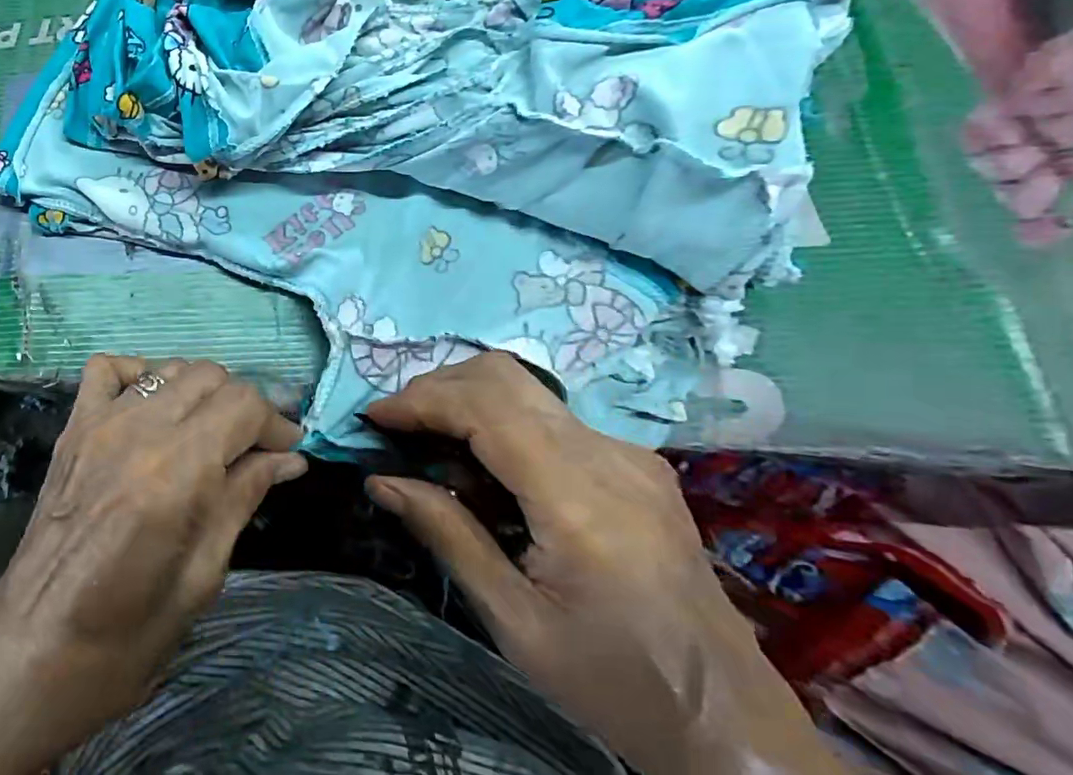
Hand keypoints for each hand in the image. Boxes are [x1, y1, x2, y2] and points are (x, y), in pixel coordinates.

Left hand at [0, 356, 306, 774]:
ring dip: (199, 392)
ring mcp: (98, 423)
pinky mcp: (72, 429)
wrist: (36, 646)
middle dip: (242, 406)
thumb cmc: (127, 634)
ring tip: (210, 435)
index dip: (275, 423)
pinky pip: (106, 371)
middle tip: (252, 449)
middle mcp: (137, 429)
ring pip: (166, 369)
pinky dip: (139, 376)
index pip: (243, 403)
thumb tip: (287, 459)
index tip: (287, 453)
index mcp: (177, 469)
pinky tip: (152, 409)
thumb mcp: (202, 575)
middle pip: (209, 376)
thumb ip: (241, 499)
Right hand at [363, 352, 849, 774]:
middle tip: (395, 429)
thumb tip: (380, 480)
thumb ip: (447, 535)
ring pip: (525, 390)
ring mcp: (629, 457)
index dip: (419, 400)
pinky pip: (550, 419)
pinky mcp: (635, 467)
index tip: (371, 420)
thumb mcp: (514, 621)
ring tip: (430, 451)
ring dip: (465, 403)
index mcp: (581, 498)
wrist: (732, 725)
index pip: (486, 406)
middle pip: (504, 377)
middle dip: (436, 389)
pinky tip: (483, 472)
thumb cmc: (615, 683)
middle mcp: (610, 458)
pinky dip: (498, 424)